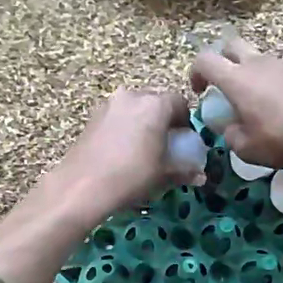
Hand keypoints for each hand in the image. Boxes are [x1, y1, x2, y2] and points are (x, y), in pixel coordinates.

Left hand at [43, 88, 199, 220]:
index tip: (184, 141)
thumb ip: (184, 170)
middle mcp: (132, 96)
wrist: (82, 186)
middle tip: (164, 144)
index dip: (185, 121)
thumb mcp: (163, 174)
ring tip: (142, 148)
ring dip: (142, 122)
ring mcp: (109, 104)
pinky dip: (124, 127)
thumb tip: (200, 176)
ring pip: (134, 108)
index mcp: (155, 104)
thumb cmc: (131, 176)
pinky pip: (117, 116)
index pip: (179, 102)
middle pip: (155, 101)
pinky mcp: (92, 116)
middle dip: (163, 119)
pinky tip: (121, 151)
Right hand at [192, 36, 282, 249]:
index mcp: (237, 79)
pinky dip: (280, 82)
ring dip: (255, 72)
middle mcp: (259, 62)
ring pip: (262, 58)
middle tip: (226, 84)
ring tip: (262, 101)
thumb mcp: (248, 150)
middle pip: (232, 45)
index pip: (205, 60)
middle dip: (223, 60)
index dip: (196, 72)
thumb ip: (232, 136)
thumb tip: (231, 130)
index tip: (200, 91)